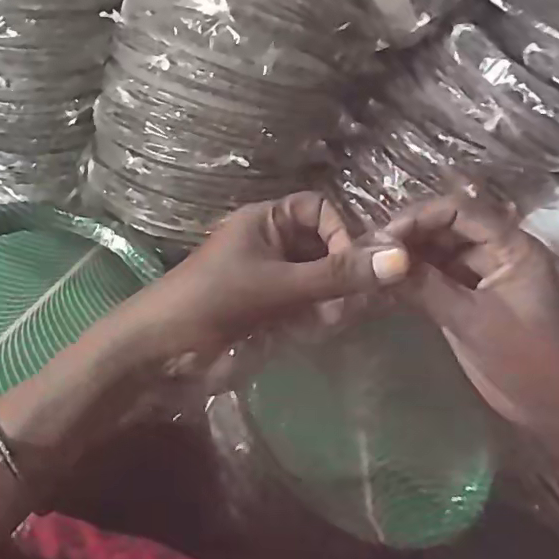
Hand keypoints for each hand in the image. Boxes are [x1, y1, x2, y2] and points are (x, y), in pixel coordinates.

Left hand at [110, 191, 410, 366]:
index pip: (319, 209)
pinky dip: (315, 315)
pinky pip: (303, 303)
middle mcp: (269, 241)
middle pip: (321, 245)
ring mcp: (267, 276)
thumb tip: (400, 258)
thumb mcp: (279, 286)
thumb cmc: (214, 301)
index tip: (351, 266)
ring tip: (335, 320)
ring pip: (316, 277)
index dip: (341, 232)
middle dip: (340, 271)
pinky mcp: (265, 308)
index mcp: (265, 220)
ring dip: (330, 297)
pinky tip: (321, 330)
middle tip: (352, 303)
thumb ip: (337, 275)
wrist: (158, 350)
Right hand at [383, 193, 558, 425]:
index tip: (383, 237)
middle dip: (408, 237)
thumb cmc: (530, 360)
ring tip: (368, 267)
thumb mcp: (475, 321)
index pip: (458, 212)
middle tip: (368, 253)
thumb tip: (381, 260)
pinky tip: (382, 286)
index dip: (419, 217)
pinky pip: (434, 281)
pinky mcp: (467, 304)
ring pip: (436, 255)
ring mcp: (480, 279)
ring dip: (406, 259)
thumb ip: (428, 287)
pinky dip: (411, 281)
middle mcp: (494, 254)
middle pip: (444, 229)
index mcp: (510, 246)